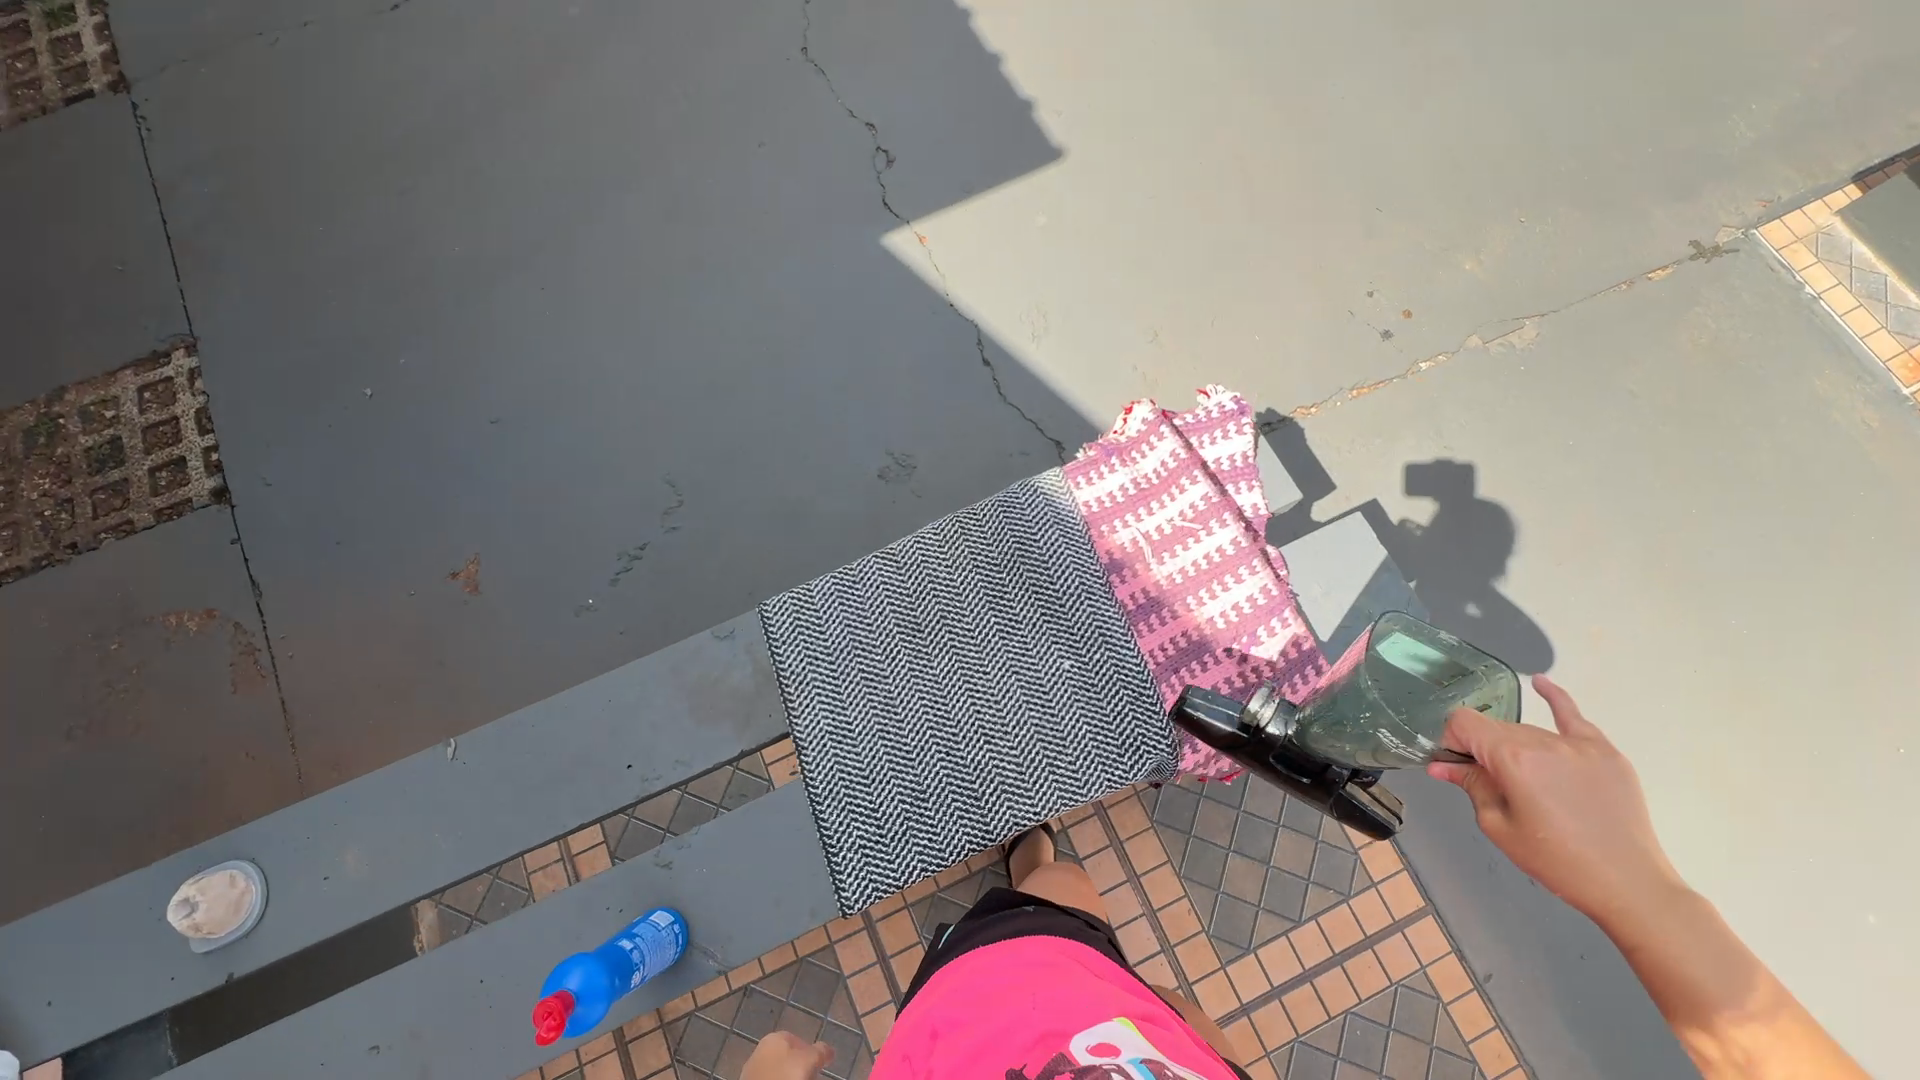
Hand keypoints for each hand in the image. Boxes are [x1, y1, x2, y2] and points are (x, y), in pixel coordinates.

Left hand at [741, 1031, 833, 1079]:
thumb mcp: (809, 1059)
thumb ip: (820, 1051)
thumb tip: (829, 1050)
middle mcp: (761, 1048)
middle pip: (787, 1056)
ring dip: (788, 1075)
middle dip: (800, 1066)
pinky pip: (769, 1078)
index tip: (818, 1066)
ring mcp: (752, 1069)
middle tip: (810, 1076)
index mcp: (774, 1037)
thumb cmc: (785, 1074)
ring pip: (778, 1070)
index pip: (798, 1040)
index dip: (810, 1053)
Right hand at [1428, 674, 1684, 928]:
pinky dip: (1555, 697)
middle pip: (1495, 728)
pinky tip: (1540, 683)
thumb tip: (1442, 765)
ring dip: (1513, 746)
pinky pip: (1574, 716)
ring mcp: (1580, 745)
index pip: (1464, 723)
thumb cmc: (1555, 861)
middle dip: (1480, 747)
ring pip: (1528, 731)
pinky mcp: (1606, 753)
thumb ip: (1471, 785)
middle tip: (1485, 782)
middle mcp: (1545, 742)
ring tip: (1524, 781)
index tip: (1455, 766)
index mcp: (1514, 758)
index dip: (1451, 741)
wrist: (1629, 885)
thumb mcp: (1499, 826)